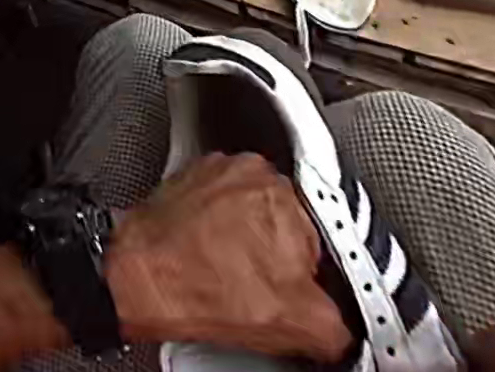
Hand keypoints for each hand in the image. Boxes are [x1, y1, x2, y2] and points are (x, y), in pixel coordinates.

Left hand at [103, 152, 350, 361]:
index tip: (323, 288)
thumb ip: (347, 319)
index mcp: (288, 195)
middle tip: (281, 282)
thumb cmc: (206, 286)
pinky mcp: (186, 177)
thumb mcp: (308, 324)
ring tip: (245, 271)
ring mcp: (213, 170)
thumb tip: (351, 324)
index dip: (331, 270)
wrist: (142, 273)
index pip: (336, 235)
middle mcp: (249, 170)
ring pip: (255, 211)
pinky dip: (225, 228)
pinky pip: (222, 205)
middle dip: (291, 252)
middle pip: (292, 219)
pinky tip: (219, 256)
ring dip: (256, 238)